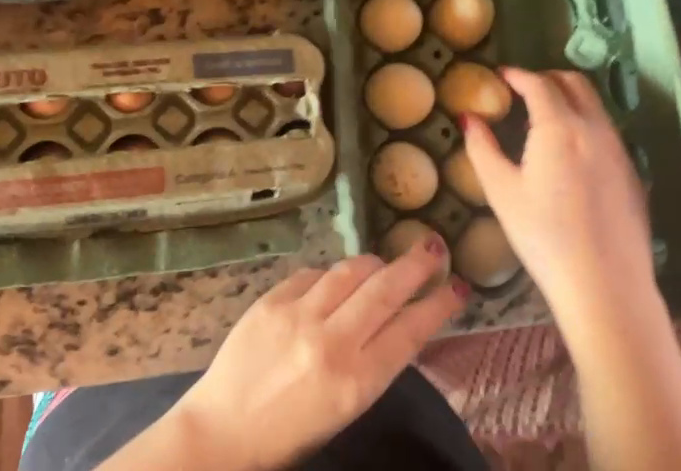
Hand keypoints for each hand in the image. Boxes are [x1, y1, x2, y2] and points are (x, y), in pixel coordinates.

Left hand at [128, 237, 461, 470]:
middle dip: (415, 266)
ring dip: (375, 263)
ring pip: (349, 272)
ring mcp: (298, 315)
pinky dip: (331, 274)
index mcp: (357, 381)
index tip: (458, 288)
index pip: (409, 331)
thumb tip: (397, 322)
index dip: (437, 305)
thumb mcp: (346, 409)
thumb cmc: (290, 432)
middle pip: (384, 290)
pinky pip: (312, 274)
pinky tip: (338, 279)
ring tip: (389, 262)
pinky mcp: (270, 300)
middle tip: (435, 248)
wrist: (223, 429)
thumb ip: (373, 365)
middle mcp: (331, 341)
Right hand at [463, 68, 657, 332]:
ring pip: (595, 106)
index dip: (517, 75)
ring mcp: (619, 151)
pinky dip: (585, 124)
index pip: (539, 83)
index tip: (500, 75)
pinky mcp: (632, 174)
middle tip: (522, 91)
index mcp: (560, 127)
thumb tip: (469, 119)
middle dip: (546, 79)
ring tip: (542, 119)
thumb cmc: (543, 236)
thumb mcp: (501, 192)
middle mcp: (595, 129)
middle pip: (575, 83)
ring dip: (568, 99)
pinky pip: (607, 132)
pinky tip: (568, 154)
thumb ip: (481, 148)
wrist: (605, 286)